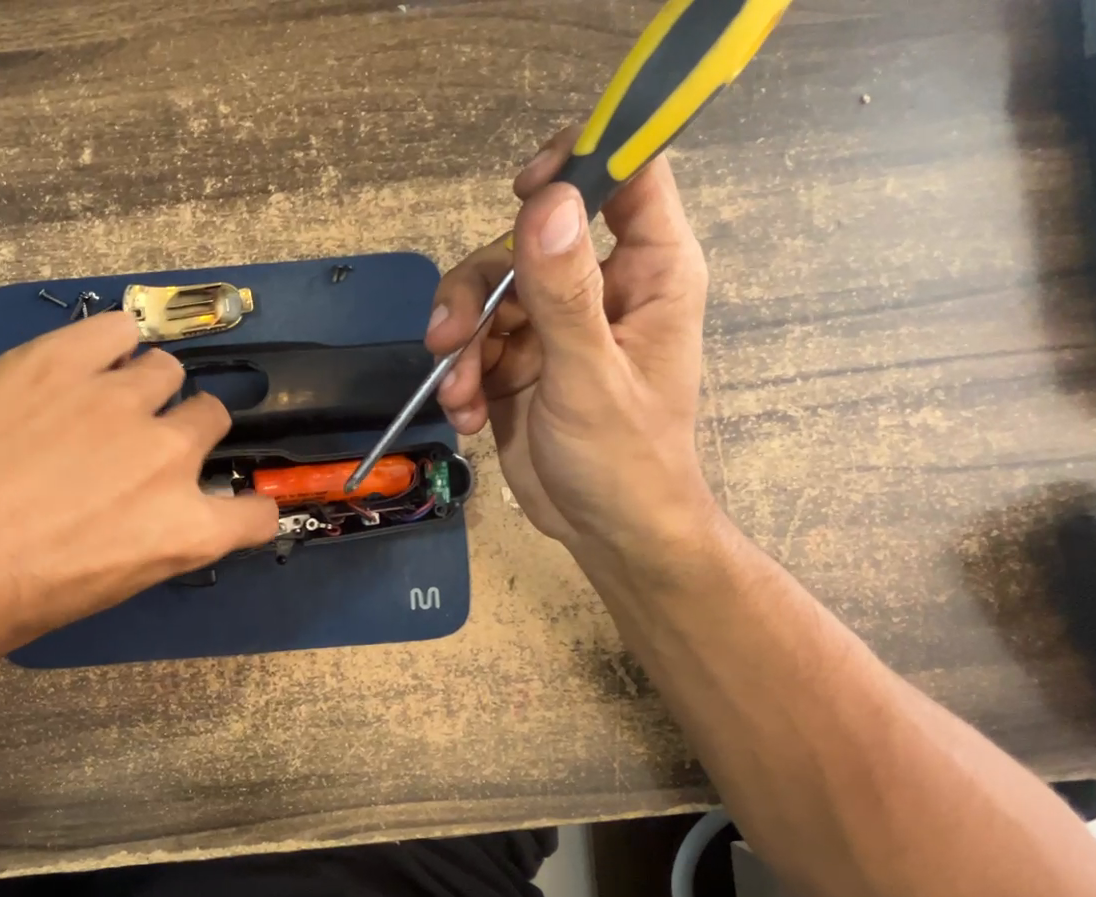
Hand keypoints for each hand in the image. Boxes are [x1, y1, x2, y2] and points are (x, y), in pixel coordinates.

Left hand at [0, 312, 276, 666]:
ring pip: (164, 370)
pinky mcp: (63, 359)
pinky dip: (108, 344)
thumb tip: (131, 511)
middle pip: (210, 418)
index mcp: (183, 532)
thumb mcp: (96, 590)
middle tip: (133, 446)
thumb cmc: (3, 602)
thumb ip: (139, 541)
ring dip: (142, 387)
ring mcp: (119, 400)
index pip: (254, 514)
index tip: (223, 507)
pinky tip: (81, 360)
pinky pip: (117, 328)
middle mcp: (169, 458)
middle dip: (181, 431)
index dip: (242, 509)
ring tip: (97, 401)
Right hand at [427, 127, 721, 569]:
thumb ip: (565, 292)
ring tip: (459, 395)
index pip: (626, 179)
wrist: (605, 532)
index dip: (579, 164)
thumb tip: (547, 202)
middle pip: (523, 244)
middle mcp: (597, 288)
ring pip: (485, 297)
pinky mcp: (516, 363)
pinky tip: (467, 415)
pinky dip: (460, 378)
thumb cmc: (624, 458)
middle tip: (448, 338)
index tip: (523, 187)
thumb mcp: (590, 375)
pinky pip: (472, 345)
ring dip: (460, 345)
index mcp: (647, 273)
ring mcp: (552, 327)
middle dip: (476, 292)